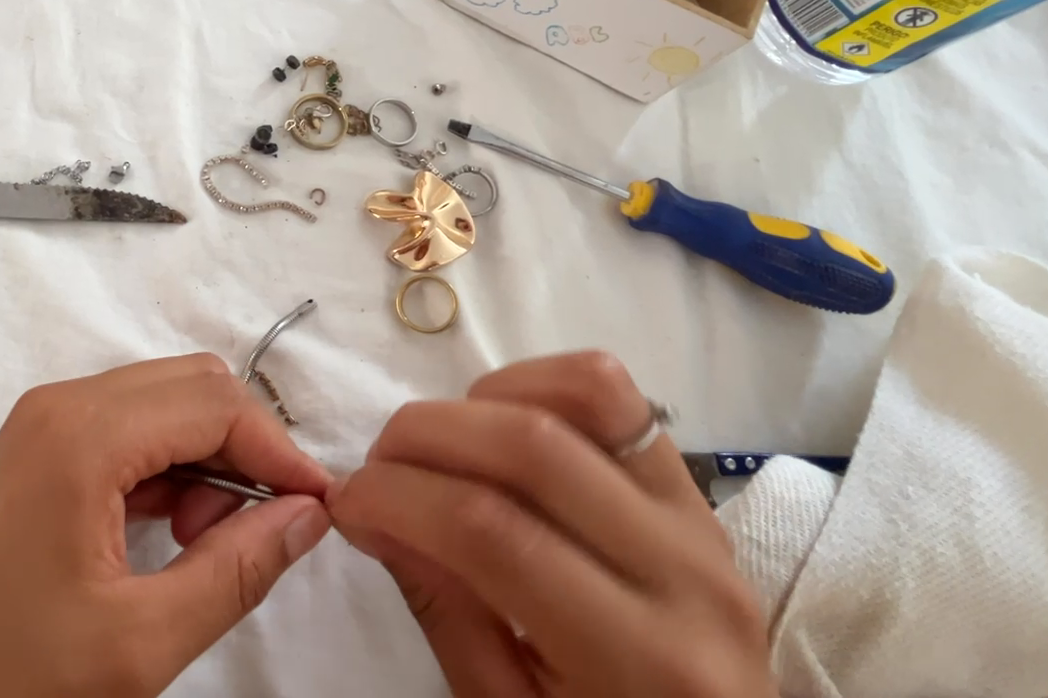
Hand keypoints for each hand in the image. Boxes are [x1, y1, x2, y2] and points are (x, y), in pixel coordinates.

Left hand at [0, 354, 331, 696]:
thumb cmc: (7, 671)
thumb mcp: (137, 641)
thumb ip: (235, 572)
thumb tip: (307, 518)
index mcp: (87, 434)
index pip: (216, 403)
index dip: (279, 451)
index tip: (318, 509)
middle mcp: (66, 402)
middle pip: (193, 386)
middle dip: (245, 448)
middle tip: (259, 529)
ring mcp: (47, 417)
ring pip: (164, 401)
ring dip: (208, 456)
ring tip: (210, 540)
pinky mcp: (40, 440)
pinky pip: (129, 425)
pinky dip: (169, 463)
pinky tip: (173, 528)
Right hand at [329, 352, 772, 697]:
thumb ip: (439, 603)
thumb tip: (365, 505)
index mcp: (642, 664)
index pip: (494, 533)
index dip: (397, 497)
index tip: (346, 501)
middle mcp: (688, 575)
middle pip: (530, 447)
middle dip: (421, 437)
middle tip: (376, 467)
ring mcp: (701, 516)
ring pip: (581, 396)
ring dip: (477, 402)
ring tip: (440, 446)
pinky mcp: (692, 484)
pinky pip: (612, 393)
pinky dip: (533, 383)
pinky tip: (494, 422)